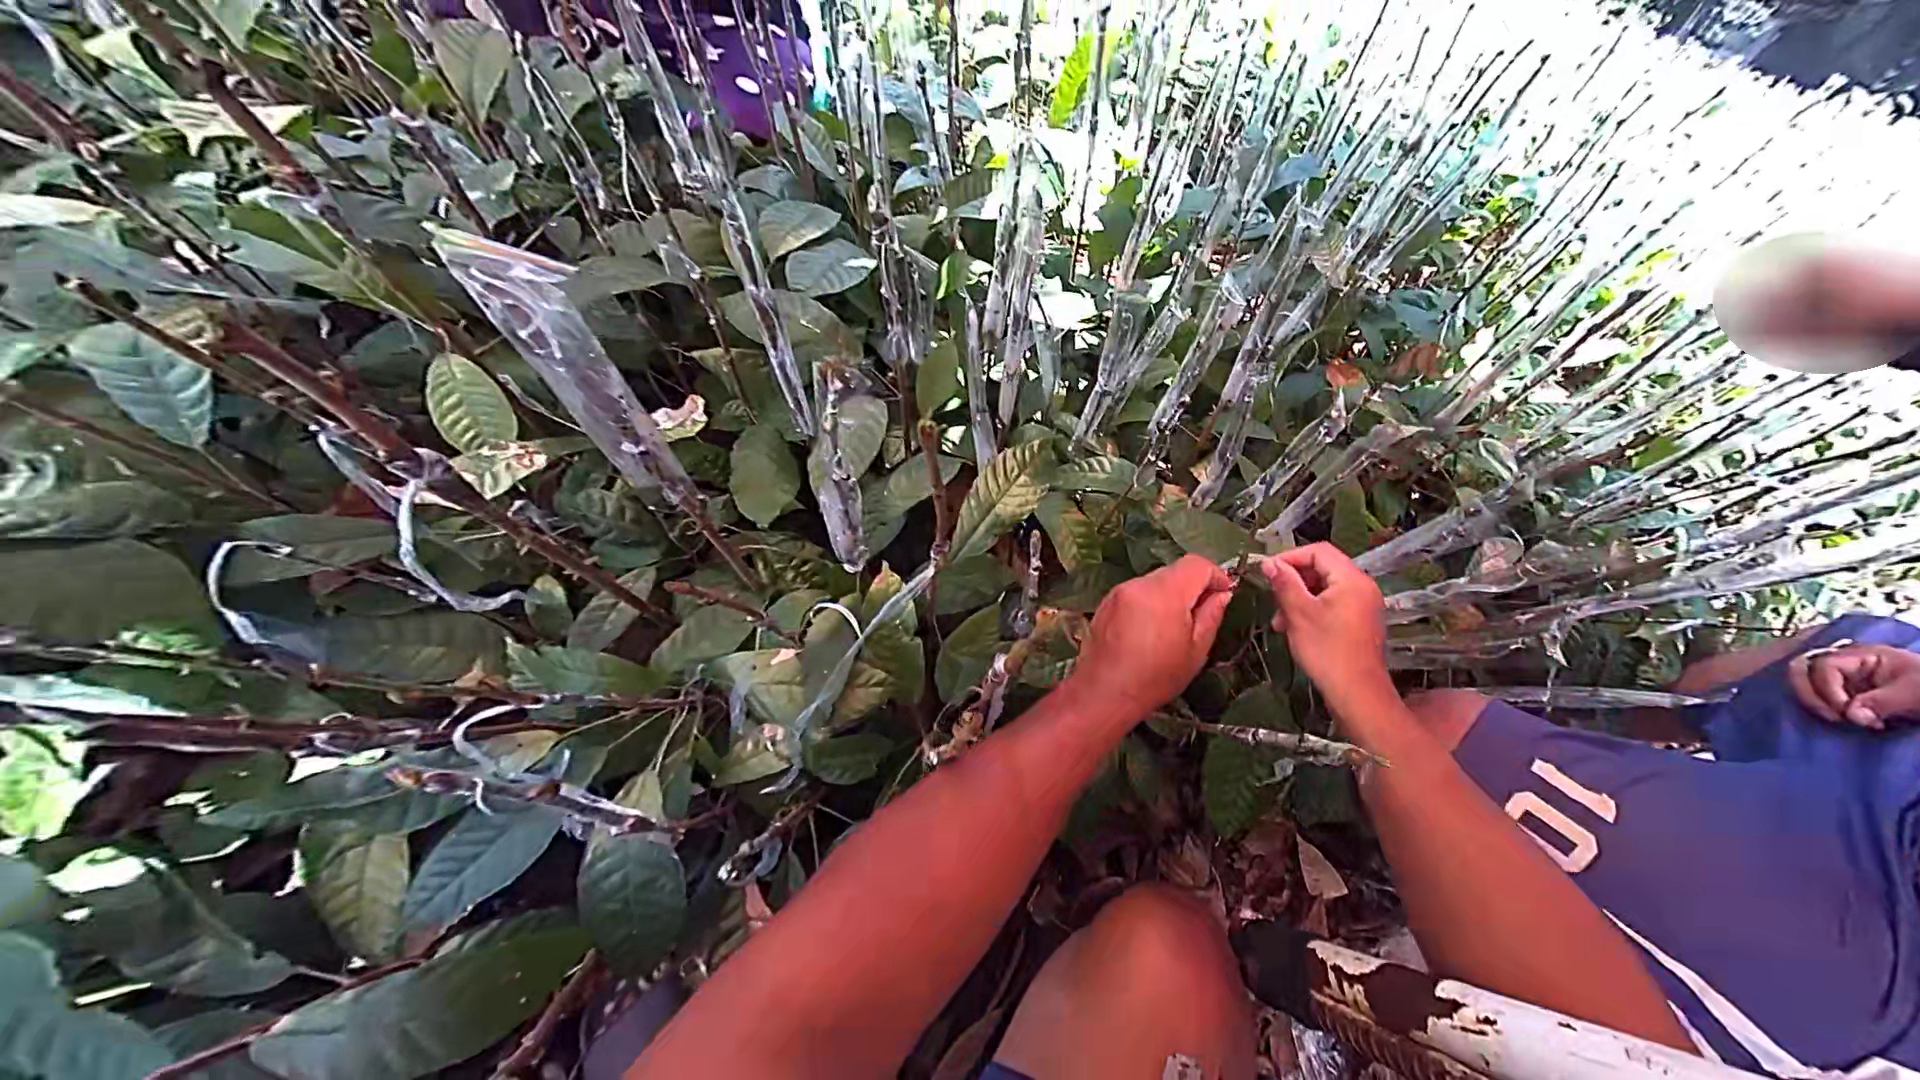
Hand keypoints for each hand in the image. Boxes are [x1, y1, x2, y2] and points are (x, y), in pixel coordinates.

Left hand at [1063, 554, 1234, 723]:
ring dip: (1169, 595)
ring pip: (1154, 581)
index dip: (1216, 576)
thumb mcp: (1196, 650)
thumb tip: (1223, 594)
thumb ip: (1211, 615)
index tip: (1224, 595)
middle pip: (1174, 571)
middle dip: (1192, 587)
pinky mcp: (1106, 602)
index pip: (1196, 563)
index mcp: (1164, 592)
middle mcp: (1139, 584)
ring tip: (1173, 627)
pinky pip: (1136, 593)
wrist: (1105, 692)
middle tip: (1200, 615)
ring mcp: (1119, 591)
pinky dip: (1148, 603)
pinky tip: (1149, 630)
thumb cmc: (1156, 677)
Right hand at [1261, 543, 1390, 706]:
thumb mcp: (1298, 613)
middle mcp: (1363, 587)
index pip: (1318, 551)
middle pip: (1322, 568)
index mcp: (1351, 580)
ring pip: (1325, 587)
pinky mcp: (1361, 620)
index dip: (1290, 557)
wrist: (1356, 692)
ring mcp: (1364, 604)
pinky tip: (1295, 627)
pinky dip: (1311, 608)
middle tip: (1272, 598)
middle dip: (1293, 580)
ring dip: (1299, 597)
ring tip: (1281, 619)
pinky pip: (1333, 603)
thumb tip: (1270, 563)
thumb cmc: (1326, 650)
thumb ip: (1284, 583)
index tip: (1267, 572)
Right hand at [1788, 642, 1919, 729]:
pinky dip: (1820, 705)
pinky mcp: (1844, 690)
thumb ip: (1882, 702)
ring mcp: (1844, 675)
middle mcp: (1845, 661)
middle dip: (1809, 694)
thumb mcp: (1916, 694)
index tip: (1848, 713)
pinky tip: (1845, 719)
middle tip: (1834, 717)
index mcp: (1863, 655)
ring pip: (1803, 681)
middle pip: (1802, 669)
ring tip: (1841, 719)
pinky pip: (1815, 692)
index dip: (1827, 689)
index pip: (1824, 666)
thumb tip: (1851, 716)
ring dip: (1814, 701)